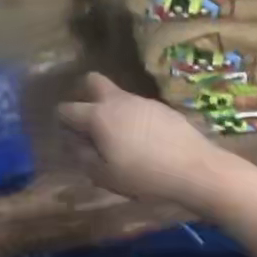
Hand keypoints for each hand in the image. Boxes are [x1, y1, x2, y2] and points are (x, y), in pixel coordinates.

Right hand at [57, 72, 238, 209]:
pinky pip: (137, 107)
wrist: (195, 169)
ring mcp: (142, 101)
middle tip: (88, 121)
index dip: (62, 121)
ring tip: (118, 139)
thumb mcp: (105, 175)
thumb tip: (74, 142)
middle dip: (85, 94)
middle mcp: (118, 101)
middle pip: (93, 81)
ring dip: (111, 110)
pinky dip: (132, 118)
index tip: (67, 135)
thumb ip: (84, 156)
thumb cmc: (144, 176)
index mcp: (98, 116)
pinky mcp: (162, 107)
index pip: (67, 109)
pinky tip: (142, 141)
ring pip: (117, 96)